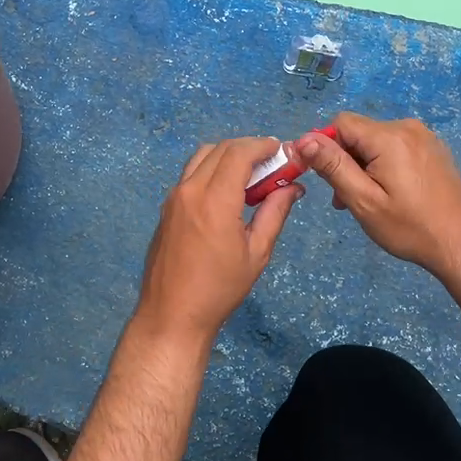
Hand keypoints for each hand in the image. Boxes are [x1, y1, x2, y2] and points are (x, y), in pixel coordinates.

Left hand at [134, 137, 302, 345]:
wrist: (172, 314)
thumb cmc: (219, 288)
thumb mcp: (256, 253)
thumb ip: (275, 213)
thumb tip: (293, 187)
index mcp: (215, 200)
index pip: (239, 153)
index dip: (262, 145)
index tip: (281, 150)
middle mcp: (190, 189)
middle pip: (220, 149)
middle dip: (248, 148)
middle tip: (271, 162)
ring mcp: (174, 197)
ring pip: (202, 156)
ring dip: (227, 155)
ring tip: (250, 175)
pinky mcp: (166, 207)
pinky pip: (191, 174)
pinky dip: (211, 169)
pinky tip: (227, 192)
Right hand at [296, 112, 460, 277]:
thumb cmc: (409, 228)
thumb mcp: (363, 200)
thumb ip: (333, 166)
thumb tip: (304, 139)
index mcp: (389, 137)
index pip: (341, 123)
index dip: (325, 146)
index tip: (323, 177)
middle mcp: (407, 127)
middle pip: (359, 133)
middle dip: (345, 160)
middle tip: (344, 198)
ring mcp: (424, 137)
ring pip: (376, 142)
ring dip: (363, 166)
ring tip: (366, 201)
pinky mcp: (433, 149)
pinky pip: (396, 148)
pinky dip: (384, 165)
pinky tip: (389, 194)